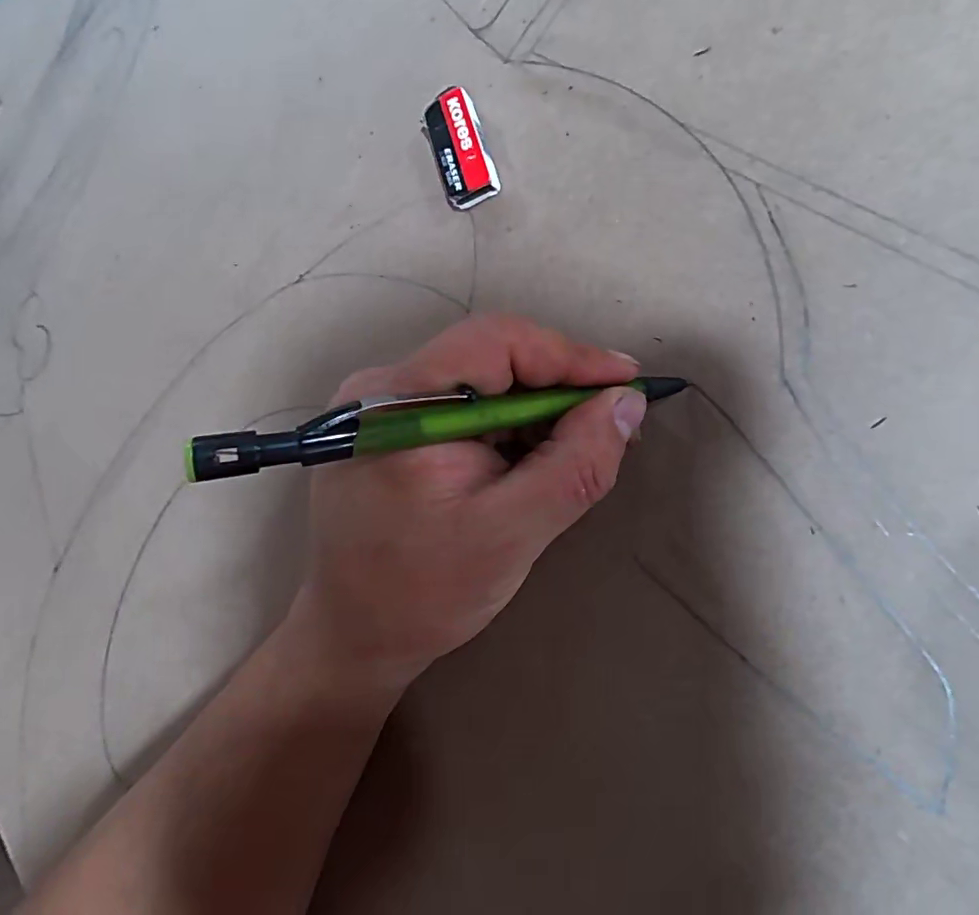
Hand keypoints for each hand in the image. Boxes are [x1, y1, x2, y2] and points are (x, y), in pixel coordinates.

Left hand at [287, 314, 647, 686]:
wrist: (353, 635)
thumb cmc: (424, 594)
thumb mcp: (512, 533)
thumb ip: (575, 464)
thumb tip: (625, 403)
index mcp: (400, 404)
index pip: (496, 342)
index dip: (568, 355)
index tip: (625, 381)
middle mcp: (381, 388)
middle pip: (488, 357)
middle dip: (557, 385)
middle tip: (611, 418)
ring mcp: (382, 407)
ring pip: (480, 381)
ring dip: (536, 407)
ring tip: (579, 444)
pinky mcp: (391, 429)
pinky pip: (462, 405)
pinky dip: (507, 425)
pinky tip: (535, 456)